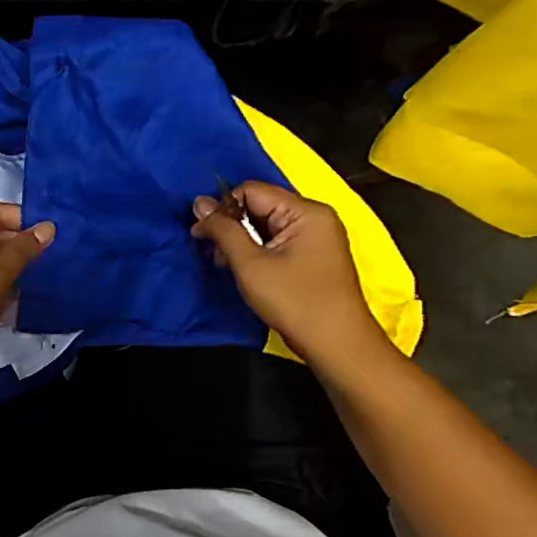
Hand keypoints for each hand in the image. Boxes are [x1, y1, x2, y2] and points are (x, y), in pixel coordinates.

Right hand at [191, 181, 384, 361]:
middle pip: (259, 205)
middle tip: (212, 251)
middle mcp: (314, 217)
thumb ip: (223, 229)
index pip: (251, 191)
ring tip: (225, 262)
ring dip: (240, 239)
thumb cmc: (294, 301)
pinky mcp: (313, 254)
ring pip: (265, 224)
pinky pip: (277, 239)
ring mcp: (316, 236)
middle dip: (231, 225)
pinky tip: (243, 267)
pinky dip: (256, 249)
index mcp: (305, 212)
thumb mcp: (250, 263)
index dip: (223, 208)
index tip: (203, 233)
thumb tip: (199, 203)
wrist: (336, 345)